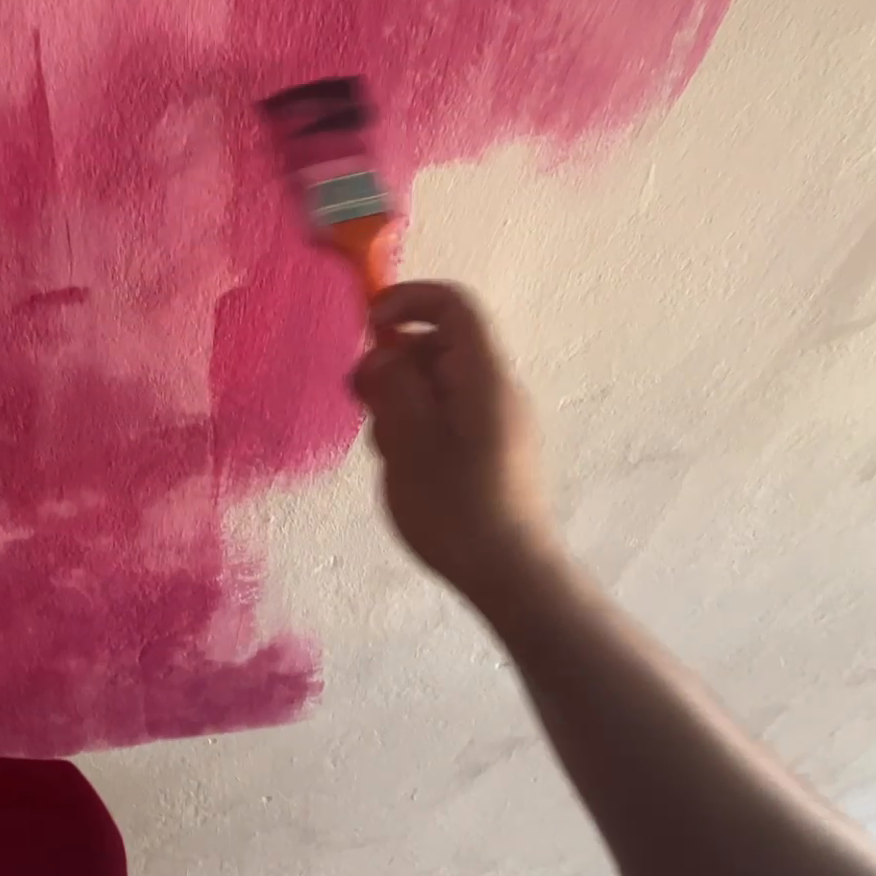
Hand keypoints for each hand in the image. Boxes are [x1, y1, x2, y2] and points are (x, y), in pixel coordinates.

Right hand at [351, 282, 556, 599]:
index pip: (453, 305)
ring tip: (386, 448)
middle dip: (394, 364)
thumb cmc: (455, 509)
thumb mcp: (409, 443)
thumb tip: (384, 352)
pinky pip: (446, 412)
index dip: (407, 300)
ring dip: (400, 399)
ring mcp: (497, 419)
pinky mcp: (491, 446)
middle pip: (439, 345)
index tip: (367, 328)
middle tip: (366, 405)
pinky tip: (404, 464)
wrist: (510, 575)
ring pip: (437, 382)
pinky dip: (416, 422)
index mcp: (484, 378)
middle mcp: (497, 389)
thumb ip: (393, 386)